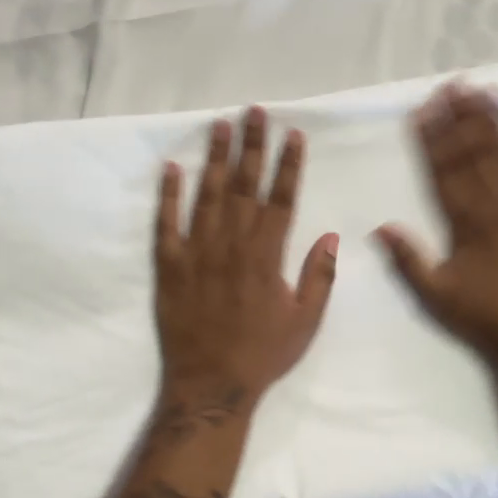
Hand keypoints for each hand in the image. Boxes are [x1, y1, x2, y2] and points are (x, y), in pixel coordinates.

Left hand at [154, 106, 337, 398]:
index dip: (288, 165)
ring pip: (207, 196)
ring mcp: (197, 253)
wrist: (210, 386)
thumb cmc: (263, 355)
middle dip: (251, 145)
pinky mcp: (169, 267)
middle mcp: (232, 246)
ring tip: (220, 125)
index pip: (281, 200)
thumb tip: (331, 236)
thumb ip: (319, 277)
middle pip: (243, 185)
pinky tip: (172, 168)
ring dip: (214, 158)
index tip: (292, 135)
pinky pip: (166, 224)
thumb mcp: (305, 322)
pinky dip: (168, 195)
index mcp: (267, 257)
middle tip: (253, 111)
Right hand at [376, 83, 497, 360]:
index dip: (432, 139)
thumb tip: (381, 227)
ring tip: (485, 91)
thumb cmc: (487, 317)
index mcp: (466, 223)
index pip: (444, 171)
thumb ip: (410, 261)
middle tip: (453, 84)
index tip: (424, 109)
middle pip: (476, 153)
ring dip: (497, 122)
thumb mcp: (438, 297)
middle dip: (462, 118)